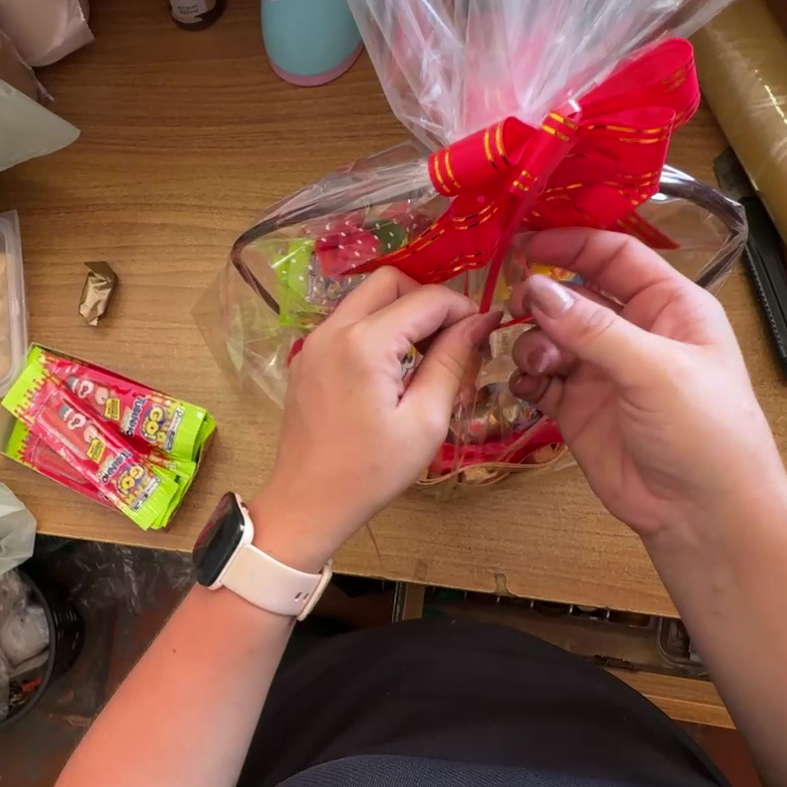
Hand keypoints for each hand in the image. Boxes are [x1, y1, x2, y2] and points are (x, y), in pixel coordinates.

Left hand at [250, 268, 495, 570]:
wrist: (306, 503)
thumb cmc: (370, 472)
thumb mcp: (425, 420)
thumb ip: (452, 361)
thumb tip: (480, 320)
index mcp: (364, 343)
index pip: (427, 298)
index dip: (463, 310)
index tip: (482, 336)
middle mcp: (331, 331)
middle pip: (389, 282)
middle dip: (426, 301)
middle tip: (448, 341)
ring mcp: (311, 345)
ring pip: (363, 301)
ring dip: (398, 315)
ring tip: (423, 360)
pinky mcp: (304, 363)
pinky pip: (344, 326)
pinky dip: (373, 332)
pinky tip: (389, 372)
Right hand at [506, 228, 786, 549]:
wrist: (697, 510)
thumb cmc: (703, 432)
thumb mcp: (654, 370)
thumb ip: (592, 330)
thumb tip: (535, 290)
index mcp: (669, 307)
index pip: (615, 257)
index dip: (570, 245)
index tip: (522, 244)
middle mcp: (631, 333)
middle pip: (572, 297)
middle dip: (541, 300)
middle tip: (514, 308)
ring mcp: (599, 372)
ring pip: (548, 339)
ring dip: (532, 346)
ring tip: (537, 369)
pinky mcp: (574, 408)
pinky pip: (536, 381)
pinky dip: (524, 380)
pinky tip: (526, 389)